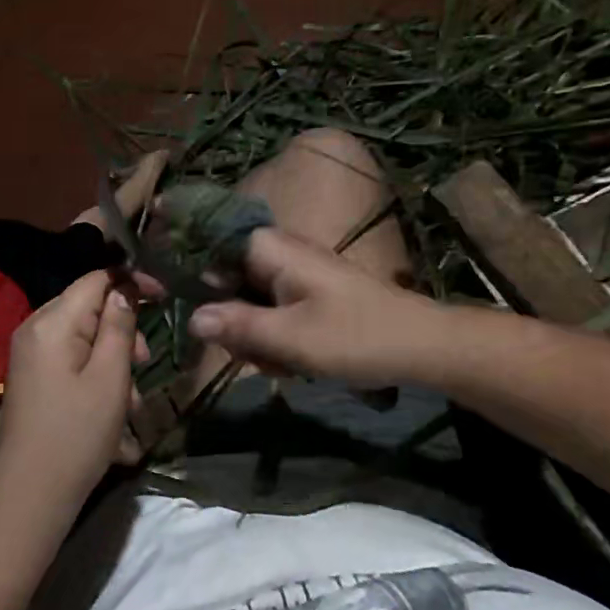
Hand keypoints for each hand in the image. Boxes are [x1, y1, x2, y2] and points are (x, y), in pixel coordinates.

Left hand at [0, 271, 138, 514]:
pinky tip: (111, 403)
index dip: (132, 281)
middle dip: (123, 326)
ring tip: (130, 395)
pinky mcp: (31, 374)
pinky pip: (70, 354)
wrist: (29, 496)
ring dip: (113, 353)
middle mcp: (34, 327)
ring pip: (83, 332)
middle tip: (145, 361)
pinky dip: (95, 368)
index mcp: (52, 322)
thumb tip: (124, 288)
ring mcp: (29, 352)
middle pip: (89, 305)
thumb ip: (119, 326)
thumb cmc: (76, 435)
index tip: (165, 296)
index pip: (96, 279)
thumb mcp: (110, 377)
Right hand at [187, 228, 443, 385]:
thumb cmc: (355, 336)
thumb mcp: (290, 338)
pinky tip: (296, 363)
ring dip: (258, 337)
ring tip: (284, 364)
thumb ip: (238, 326)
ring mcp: (295, 274)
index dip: (194, 275)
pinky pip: (273, 311)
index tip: (188, 311)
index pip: (211, 245)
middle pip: (228, 281)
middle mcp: (279, 253)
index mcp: (270, 249)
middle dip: (234, 322)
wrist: (421, 344)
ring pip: (250, 302)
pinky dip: (278, 338)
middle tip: (255, 355)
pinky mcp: (309, 293)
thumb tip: (191, 318)